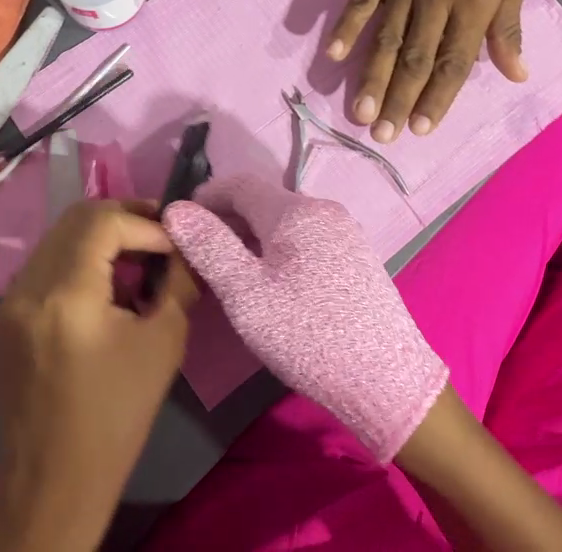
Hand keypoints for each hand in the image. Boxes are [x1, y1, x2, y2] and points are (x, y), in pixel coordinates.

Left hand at [0, 201, 198, 551]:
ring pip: (59, 236)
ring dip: (102, 236)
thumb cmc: (116, 416)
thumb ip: (176, 282)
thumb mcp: (163, 343)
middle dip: (125, 218)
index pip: (105, 222)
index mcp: (66, 294)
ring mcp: (10, 300)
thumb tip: (182, 247)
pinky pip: (46, 263)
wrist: (52, 479)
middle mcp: (29, 286)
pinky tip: (108, 284)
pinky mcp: (6, 315)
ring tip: (139, 259)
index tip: (176, 244)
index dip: (147, 223)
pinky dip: (80, 258)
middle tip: (162, 235)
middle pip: (77, 218)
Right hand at [164, 176, 447, 460]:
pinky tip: (273, 288)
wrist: (386, 378)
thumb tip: (175, 208)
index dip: (204, 199)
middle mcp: (323, 209)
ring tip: (232, 278)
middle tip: (200, 261)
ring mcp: (345, 232)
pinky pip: (306, 240)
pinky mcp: (356, 257)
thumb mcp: (246, 295)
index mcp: (295, 210)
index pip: (238, 183)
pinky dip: (278, 251)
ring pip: (284, 223)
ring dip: (252, 239)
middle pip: (262, 202)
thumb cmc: (308, 334)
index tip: (179, 229)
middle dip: (226, 223)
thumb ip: (209, 247)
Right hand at [327, 0, 527, 142]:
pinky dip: (346, 27)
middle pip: (414, 58)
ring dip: (371, 77)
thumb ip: (508, 29)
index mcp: (472, 6)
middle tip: (381, 135)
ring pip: (386, 39)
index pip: (452, 62)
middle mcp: (436, 0)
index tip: (421, 129)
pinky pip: (361, 1)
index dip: (437, 98)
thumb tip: (517, 75)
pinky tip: (333, 54)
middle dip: (398, 100)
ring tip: (359, 112)